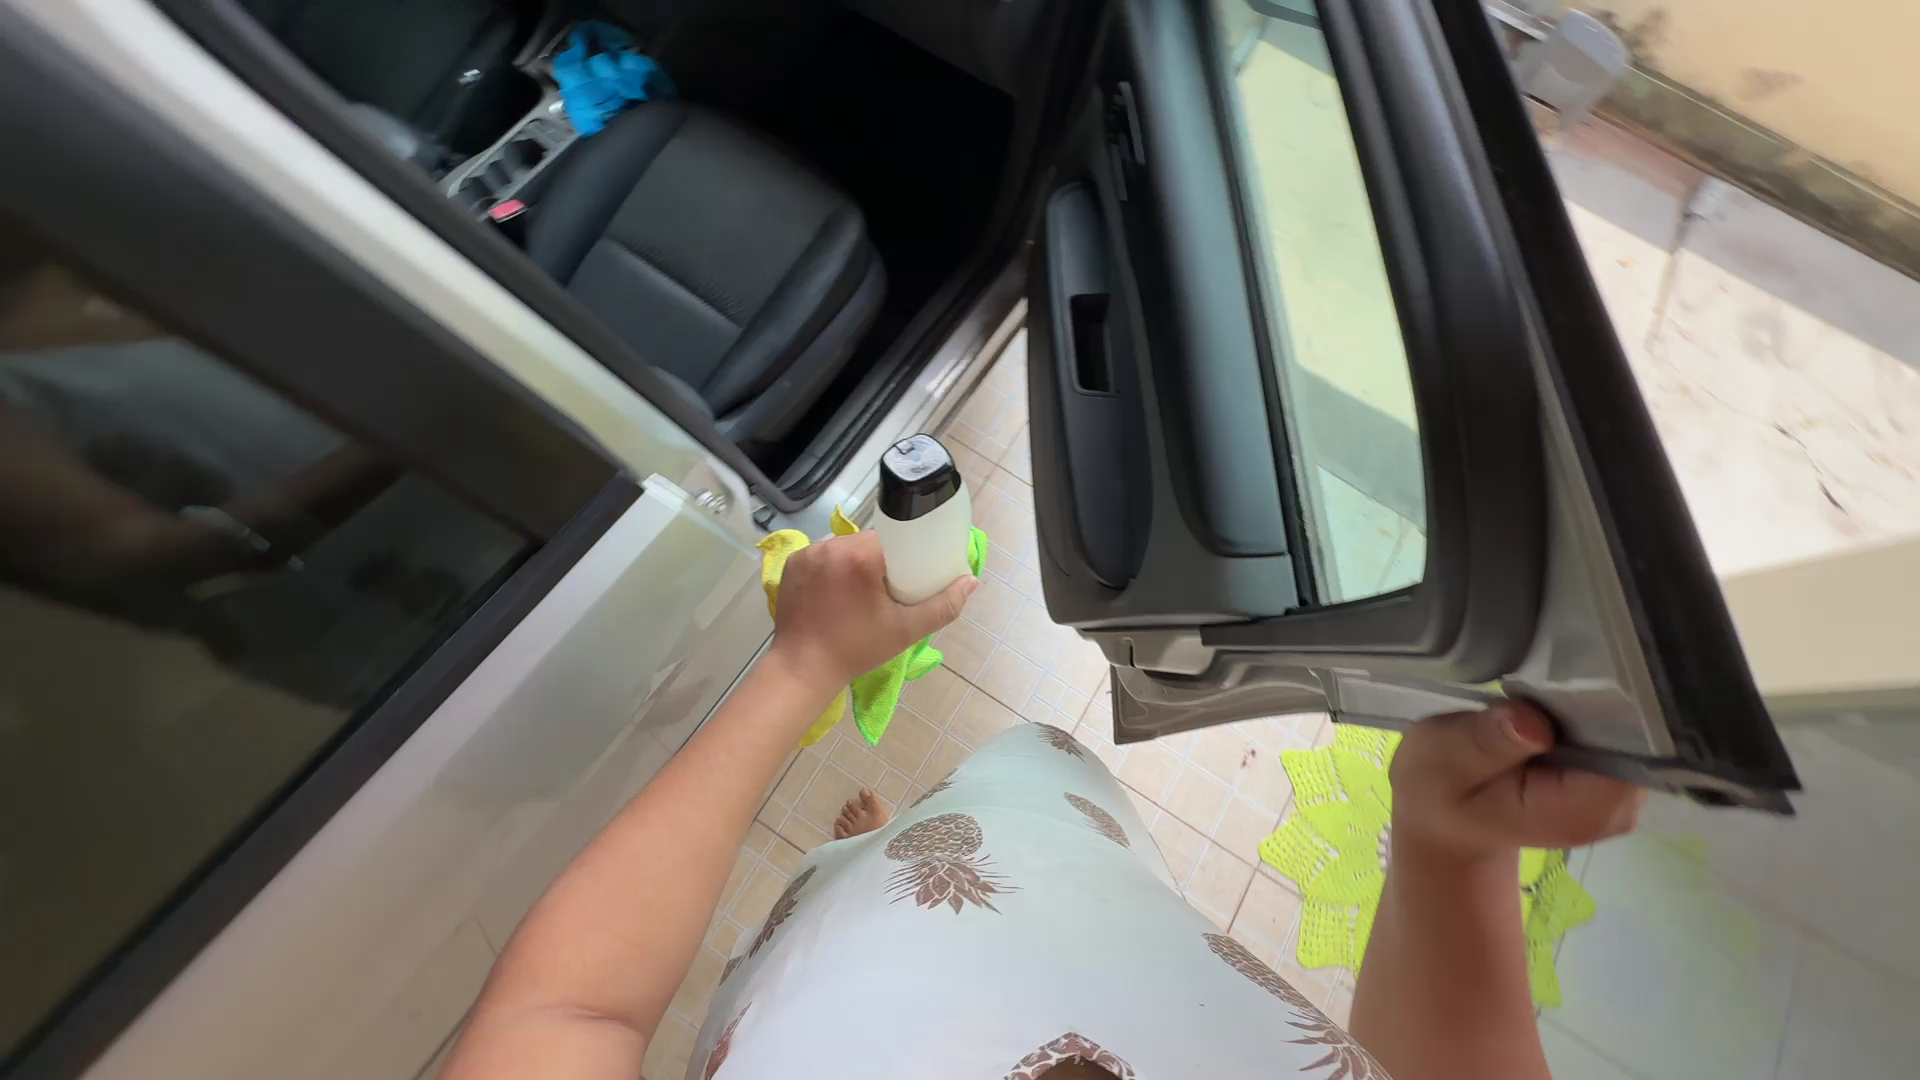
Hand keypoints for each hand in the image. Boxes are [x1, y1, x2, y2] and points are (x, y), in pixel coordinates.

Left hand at [765, 531, 977, 696]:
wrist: (802, 668)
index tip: (909, 574)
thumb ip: (942, 606)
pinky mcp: (793, 562)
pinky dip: (833, 566)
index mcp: (862, 557)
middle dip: (882, 558)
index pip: (893, 538)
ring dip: (856, 560)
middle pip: (869, 541)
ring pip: (845, 546)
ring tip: (862, 588)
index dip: (906, 552)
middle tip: (888, 587)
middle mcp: (833, 546)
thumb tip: (970, 581)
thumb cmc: (856, 649)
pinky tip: (838, 587)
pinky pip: (823, 554)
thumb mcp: (906, 631)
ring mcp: (809, 553)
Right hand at [1389, 701, 1644, 866]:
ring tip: (1533, 701)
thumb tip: (1533, 721)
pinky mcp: (1607, 782)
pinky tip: (1541, 714)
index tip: (1558, 688)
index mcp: (1577, 812)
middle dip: (1586, 708)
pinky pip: (1610, 739)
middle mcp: (1615, 810)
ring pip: (1624, 736)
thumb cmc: (1436, 792)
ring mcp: (1618, 798)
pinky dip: (1577, 719)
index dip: (1600, 713)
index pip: (1626, 752)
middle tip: (1533, 691)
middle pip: (1631, 741)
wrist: (1443, 818)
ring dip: (1581, 710)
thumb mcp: (1442, 762)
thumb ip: (1485, 742)